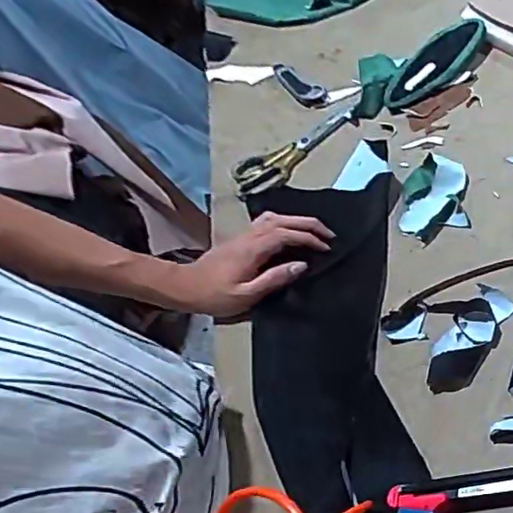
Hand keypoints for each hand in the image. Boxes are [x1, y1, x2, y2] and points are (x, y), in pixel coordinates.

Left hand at [156, 212, 332, 315]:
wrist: (183, 287)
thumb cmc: (215, 295)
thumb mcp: (247, 294)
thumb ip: (275, 279)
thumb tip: (302, 265)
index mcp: (253, 249)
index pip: (286, 234)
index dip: (309, 238)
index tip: (326, 248)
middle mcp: (249, 237)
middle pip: (282, 220)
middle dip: (309, 224)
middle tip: (330, 235)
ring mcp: (243, 235)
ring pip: (274, 218)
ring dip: (297, 221)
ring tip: (315, 232)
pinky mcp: (241, 239)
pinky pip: (267, 223)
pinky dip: (286, 223)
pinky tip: (292, 234)